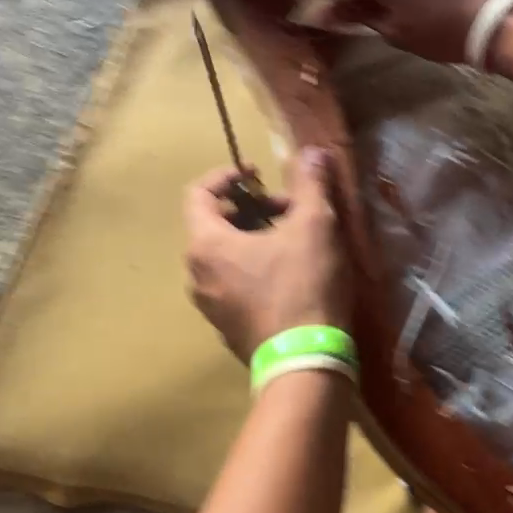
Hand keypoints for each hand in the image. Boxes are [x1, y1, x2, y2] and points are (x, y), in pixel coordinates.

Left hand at [184, 148, 351, 360]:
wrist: (305, 360)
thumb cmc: (304, 285)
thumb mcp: (315, 224)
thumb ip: (310, 184)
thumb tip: (311, 152)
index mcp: (207, 244)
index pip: (198, 193)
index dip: (227, 176)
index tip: (258, 174)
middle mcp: (197, 274)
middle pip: (213, 223)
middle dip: (251, 207)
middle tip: (289, 209)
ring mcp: (209, 305)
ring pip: (224, 255)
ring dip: (255, 237)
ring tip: (295, 239)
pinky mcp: (226, 327)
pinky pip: (233, 282)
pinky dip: (254, 266)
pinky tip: (291, 273)